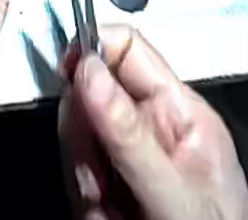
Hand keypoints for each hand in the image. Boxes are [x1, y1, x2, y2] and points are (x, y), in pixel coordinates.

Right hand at [59, 25, 247, 219]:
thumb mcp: (176, 194)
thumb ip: (129, 131)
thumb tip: (87, 64)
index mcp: (180, 111)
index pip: (124, 46)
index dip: (88, 53)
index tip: (67, 82)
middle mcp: (154, 123)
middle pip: (88, 90)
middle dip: (83, 137)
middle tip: (99, 182)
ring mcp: (133, 152)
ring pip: (77, 131)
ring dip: (82, 174)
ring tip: (110, 211)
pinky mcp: (117, 180)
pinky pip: (77, 167)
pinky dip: (85, 197)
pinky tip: (107, 216)